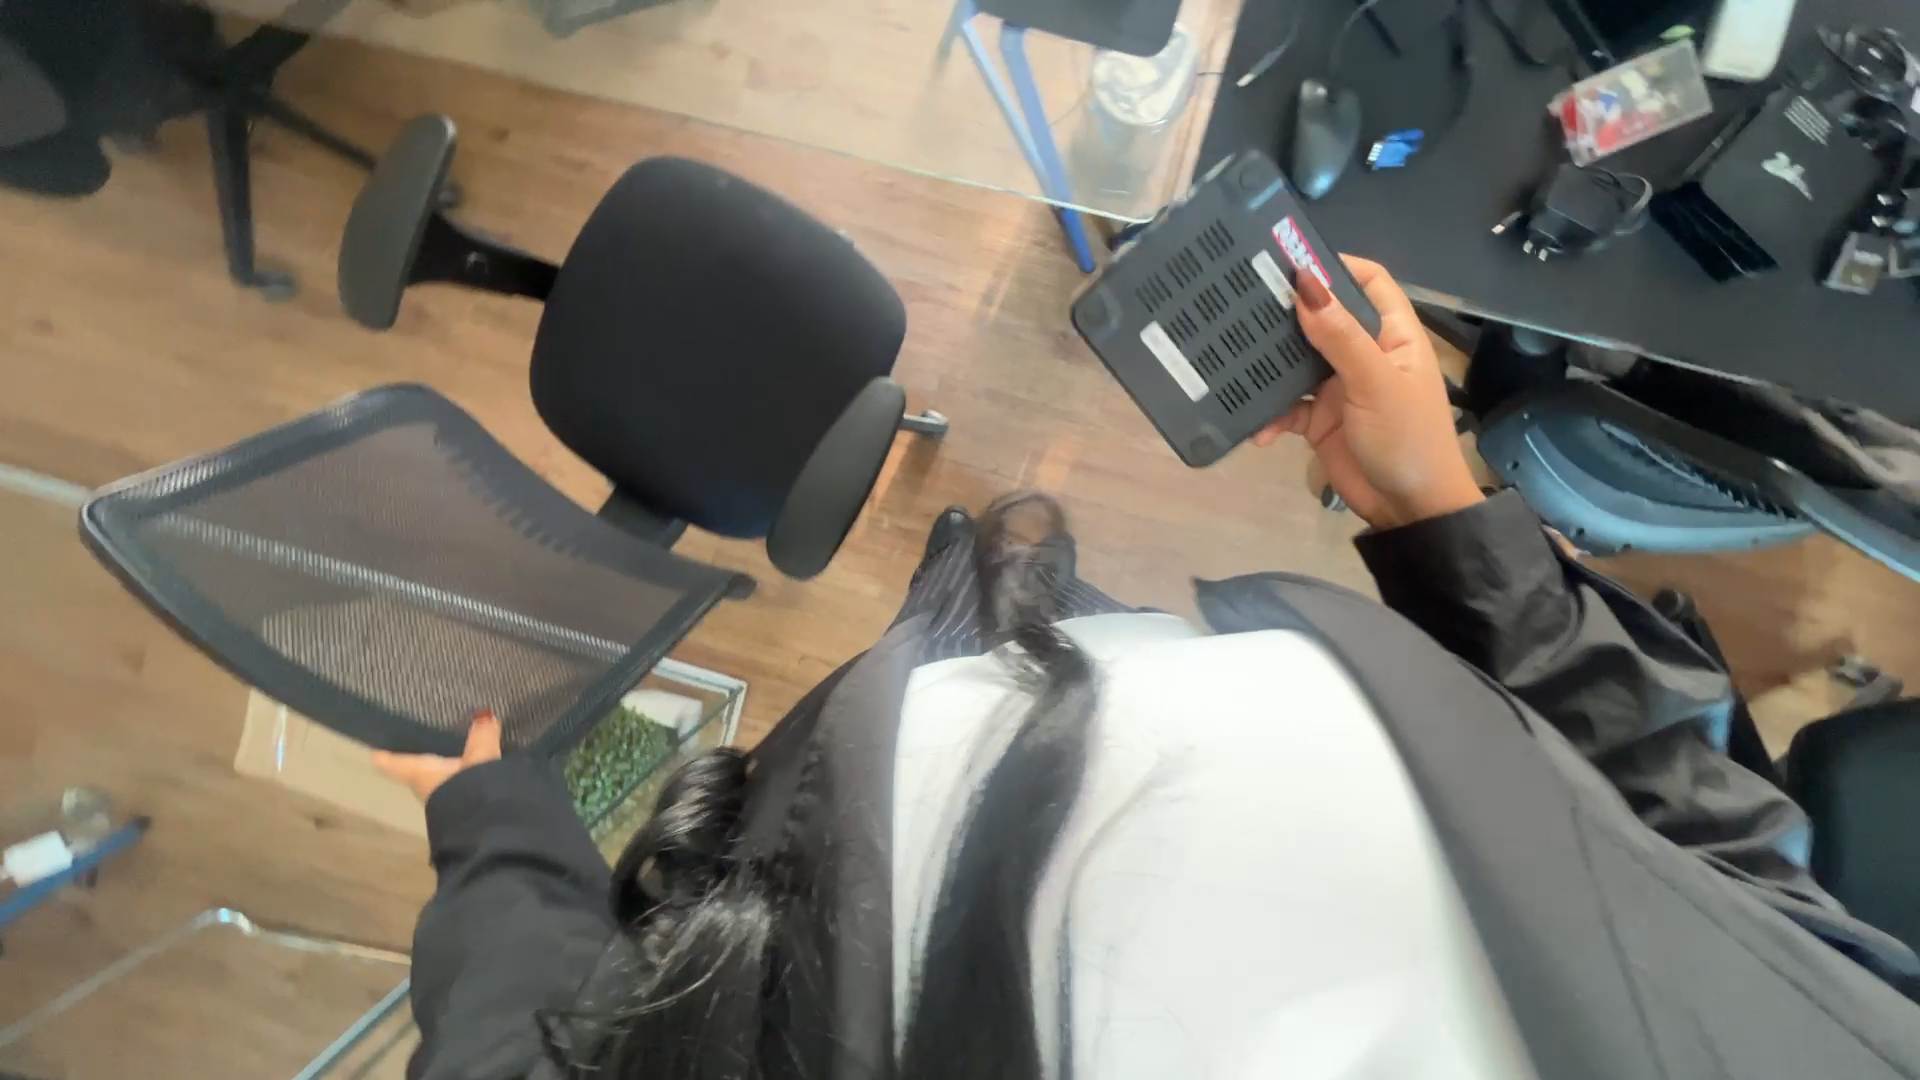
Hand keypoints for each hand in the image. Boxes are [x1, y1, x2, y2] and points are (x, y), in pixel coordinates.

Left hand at [372, 710, 502, 801]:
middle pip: (417, 769)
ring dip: (446, 765)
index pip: (393, 763)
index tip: (375, 746)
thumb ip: (482, 736)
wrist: (488, 830)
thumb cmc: (471, 791)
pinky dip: (465, 774)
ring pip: (439, 776)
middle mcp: (426, 786)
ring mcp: (444, 799)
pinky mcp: (464, 807)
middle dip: (422, 754)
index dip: (384, 753)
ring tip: (459, 746)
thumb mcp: (479, 758)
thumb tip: (483, 714)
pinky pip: (460, 783)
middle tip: (427, 735)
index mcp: (420, 773)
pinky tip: (479, 768)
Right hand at [1252, 256, 1482, 529]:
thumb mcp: (1374, 382)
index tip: (1290, 260)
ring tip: (1236, 366)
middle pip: (1323, 320)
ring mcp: (1338, 387)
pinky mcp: (1318, 420)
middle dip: (1288, 315)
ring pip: (1296, 364)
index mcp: (1391, 335)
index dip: (1335, 266)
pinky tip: (1259, 431)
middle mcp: (1363, 354)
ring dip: (1270, 371)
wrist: (1406, 505)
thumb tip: (1305, 284)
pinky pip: (1286, 408)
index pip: (1368, 283)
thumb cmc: (1405, 436)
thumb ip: (1339, 336)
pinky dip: (1270, 418)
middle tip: (1244, 307)